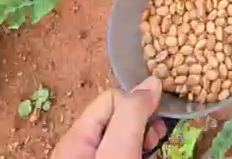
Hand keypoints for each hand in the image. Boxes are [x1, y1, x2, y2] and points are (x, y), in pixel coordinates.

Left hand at [51, 79, 171, 158]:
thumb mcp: (119, 149)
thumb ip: (133, 112)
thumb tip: (153, 80)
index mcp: (76, 136)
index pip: (113, 96)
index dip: (137, 105)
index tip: (153, 123)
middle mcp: (78, 147)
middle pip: (118, 116)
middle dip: (142, 121)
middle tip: (155, 139)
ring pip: (121, 136)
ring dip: (141, 137)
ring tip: (153, 149)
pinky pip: (118, 152)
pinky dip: (135, 151)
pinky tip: (145, 156)